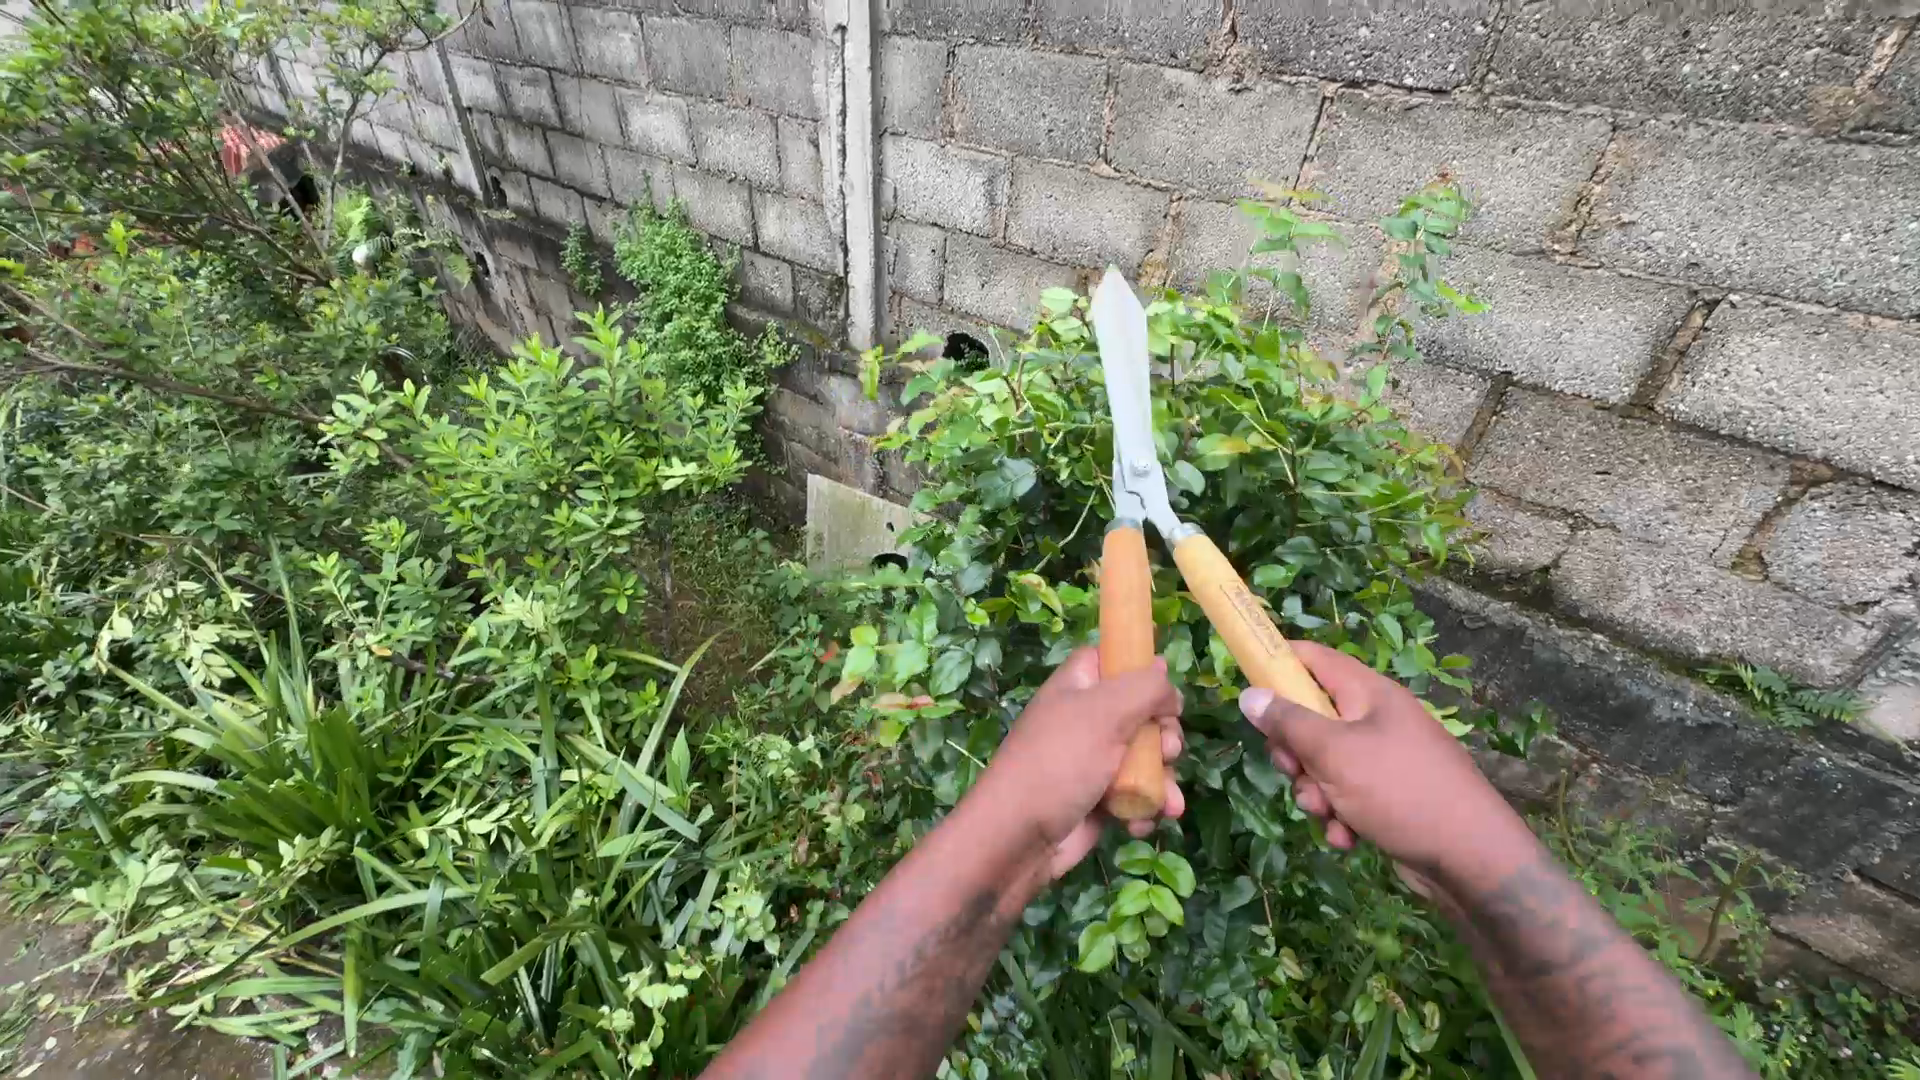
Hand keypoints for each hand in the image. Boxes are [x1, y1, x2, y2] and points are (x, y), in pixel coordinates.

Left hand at [970, 648, 1184, 878]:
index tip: (1164, 690)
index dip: (1141, 669)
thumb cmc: (1059, 762)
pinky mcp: (1100, 798)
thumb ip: (1144, 688)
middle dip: (1164, 735)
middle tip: (1166, 750)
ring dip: (1163, 779)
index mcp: (1078, 685)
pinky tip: (1143, 821)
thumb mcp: (1104, 712)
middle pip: (1142, 711)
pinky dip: (1146, 807)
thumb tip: (1166, 679)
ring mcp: (1093, 759)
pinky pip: (1136, 794)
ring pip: (1146, 757)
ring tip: (1165, 800)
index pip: (1112, 658)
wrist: (1019, 837)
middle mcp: (1086, 718)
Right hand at [1236, 641, 1523, 877]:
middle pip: (1309, 716)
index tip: (1246, 681)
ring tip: (1326, 812)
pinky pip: (1344, 793)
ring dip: (1313, 789)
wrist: (1475, 863)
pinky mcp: (1389, 795)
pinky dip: (1338, 813)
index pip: (1311, 658)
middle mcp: (1375, 718)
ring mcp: (1384, 758)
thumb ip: (1287, 723)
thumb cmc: (1401, 792)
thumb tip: (1249, 695)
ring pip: (1322, 761)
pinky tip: (1346, 835)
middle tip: (1292, 769)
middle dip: (1293, 750)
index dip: (1276, 661)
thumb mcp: (1333, 753)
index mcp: (1368, 693)